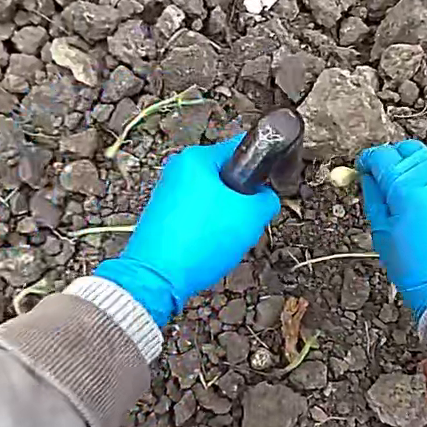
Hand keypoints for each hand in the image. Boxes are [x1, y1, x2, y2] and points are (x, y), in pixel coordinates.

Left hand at [95, 135, 280, 326]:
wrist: (158, 278)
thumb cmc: (200, 241)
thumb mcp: (252, 216)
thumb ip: (267, 198)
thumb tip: (265, 197)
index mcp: (196, 159)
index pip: (241, 148)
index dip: (261, 166)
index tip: (268, 185)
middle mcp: (179, 170)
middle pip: (228, 176)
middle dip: (243, 198)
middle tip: (248, 217)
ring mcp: (169, 193)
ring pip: (215, 198)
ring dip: (228, 216)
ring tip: (227, 235)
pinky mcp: (164, 215)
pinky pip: (199, 215)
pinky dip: (210, 228)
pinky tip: (212, 245)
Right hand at [357, 140, 426, 316]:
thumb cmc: (417, 268)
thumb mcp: (382, 233)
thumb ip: (373, 196)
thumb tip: (368, 175)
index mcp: (406, 186)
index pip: (382, 155)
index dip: (370, 161)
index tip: (366, 167)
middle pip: (411, 151)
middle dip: (397, 163)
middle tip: (392, 184)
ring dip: (423, 175)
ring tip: (420, 206)